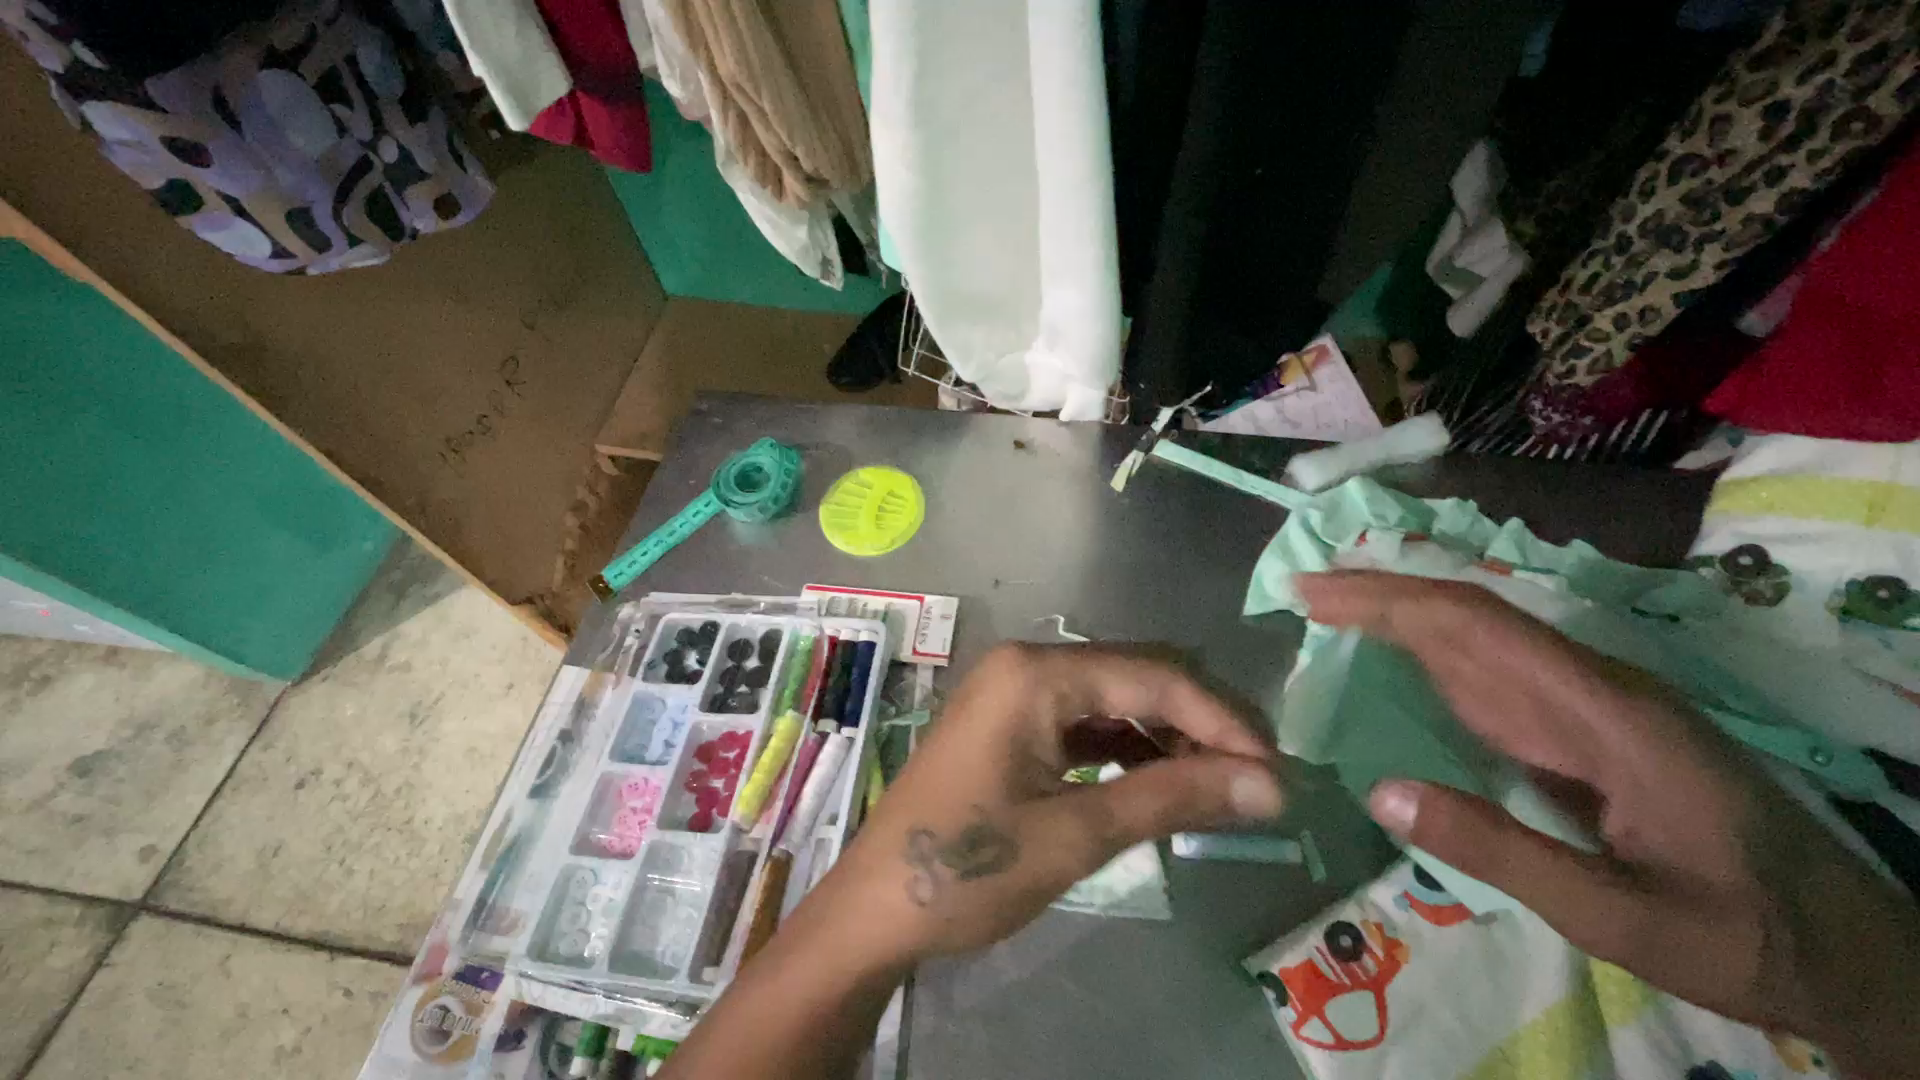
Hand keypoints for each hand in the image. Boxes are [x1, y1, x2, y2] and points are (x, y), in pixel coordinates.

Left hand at [661, 645, 1284, 1079]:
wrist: (875, 908)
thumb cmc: (969, 869)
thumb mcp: (1077, 834)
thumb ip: (1172, 797)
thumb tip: (1271, 785)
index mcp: (1036, 673)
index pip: (1156, 677)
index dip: (1224, 722)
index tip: (1277, 773)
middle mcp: (1026, 665)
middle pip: (1137, 677)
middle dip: (1201, 724)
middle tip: (1256, 780)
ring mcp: (1014, 693)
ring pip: (1114, 700)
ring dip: (1168, 738)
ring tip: (1218, 787)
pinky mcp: (1010, 725)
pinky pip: (1085, 723)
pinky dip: (1128, 749)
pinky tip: (1160, 781)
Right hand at [1298, 571, 1919, 1077]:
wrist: (1851, 952)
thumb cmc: (1740, 933)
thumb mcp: (1620, 916)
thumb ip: (1501, 850)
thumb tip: (1380, 790)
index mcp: (1605, 711)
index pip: (1480, 627)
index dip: (1391, 600)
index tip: (1315, 593)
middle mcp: (1591, 688)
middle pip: (1471, 619)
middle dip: (1381, 596)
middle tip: (1300, 593)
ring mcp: (1586, 706)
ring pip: (1478, 641)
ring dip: (1398, 618)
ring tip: (1325, 610)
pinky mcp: (1579, 730)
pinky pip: (1491, 677)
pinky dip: (1426, 656)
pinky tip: (1389, 658)